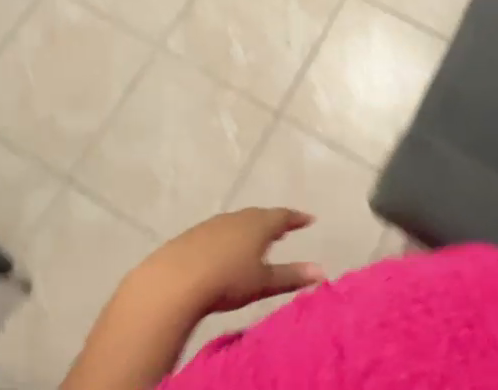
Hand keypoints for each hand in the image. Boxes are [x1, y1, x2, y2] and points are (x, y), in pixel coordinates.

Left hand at [134, 207, 324, 314]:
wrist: (174, 280)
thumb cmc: (227, 280)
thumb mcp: (263, 282)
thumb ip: (292, 276)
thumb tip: (322, 271)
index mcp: (259, 224)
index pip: (283, 216)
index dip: (297, 219)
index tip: (309, 219)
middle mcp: (238, 218)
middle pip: (260, 216)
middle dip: (273, 222)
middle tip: (283, 230)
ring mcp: (213, 224)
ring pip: (238, 222)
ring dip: (250, 229)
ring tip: (256, 239)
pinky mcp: (193, 235)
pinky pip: (219, 231)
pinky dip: (229, 237)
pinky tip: (225, 251)